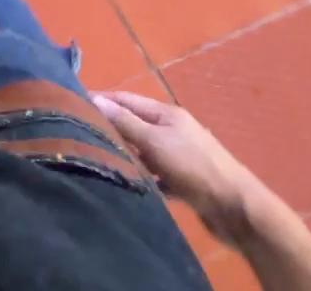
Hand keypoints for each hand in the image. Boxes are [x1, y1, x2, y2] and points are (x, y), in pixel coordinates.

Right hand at [92, 90, 266, 244]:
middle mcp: (173, 130)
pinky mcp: (185, 181)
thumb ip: (124, 121)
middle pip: (134, 124)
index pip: (125, 99)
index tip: (71, 104)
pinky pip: (156, 173)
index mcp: (167, 114)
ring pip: (144, 150)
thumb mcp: (155, 142)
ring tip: (99, 159)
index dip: (100, 99)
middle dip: (110, 128)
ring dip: (126, 154)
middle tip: (80, 134)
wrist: (240, 212)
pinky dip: (143, 176)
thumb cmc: (195, 169)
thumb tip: (93, 97)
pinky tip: (129, 182)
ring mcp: (180, 155)